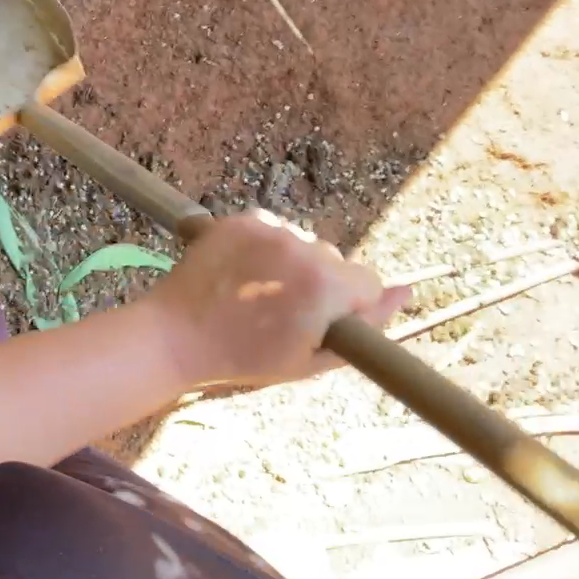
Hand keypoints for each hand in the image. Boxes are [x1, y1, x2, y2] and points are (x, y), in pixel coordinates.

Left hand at [150, 211, 409, 387]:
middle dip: (318, 282)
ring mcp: (267, 230)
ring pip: (303, 243)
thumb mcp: (312, 358)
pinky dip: (263, 247)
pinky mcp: (239, 220)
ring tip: (254, 292)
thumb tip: (406, 291)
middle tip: (276, 310)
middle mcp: (302, 247)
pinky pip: (272, 230)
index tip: (313, 323)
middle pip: (334, 260)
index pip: (367, 284)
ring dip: (289, 263)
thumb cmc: (241, 356)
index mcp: (327, 284)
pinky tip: (241, 272)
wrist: (172, 335)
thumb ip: (368, 326)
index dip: (345, 308)